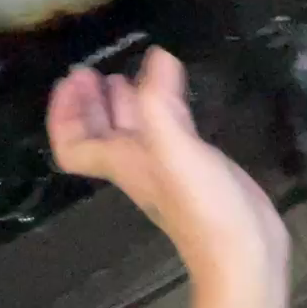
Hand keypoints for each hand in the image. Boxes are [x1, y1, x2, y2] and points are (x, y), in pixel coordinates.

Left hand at [46, 47, 288, 289]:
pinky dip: (164, 108)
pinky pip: (168, 130)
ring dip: (124, 104)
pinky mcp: (196, 167)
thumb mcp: (176, 150)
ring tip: (125, 76)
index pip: (75, 144)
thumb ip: (162, 105)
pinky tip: (177, 97)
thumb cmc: (203, 205)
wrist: (241, 251)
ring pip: (133, 132)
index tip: (73, 77)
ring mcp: (168, 168)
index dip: (65, 113)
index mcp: (124, 163)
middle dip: (92, 103)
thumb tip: (156, 55)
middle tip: (93, 70)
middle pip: (101, 136)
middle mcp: (139, 165)